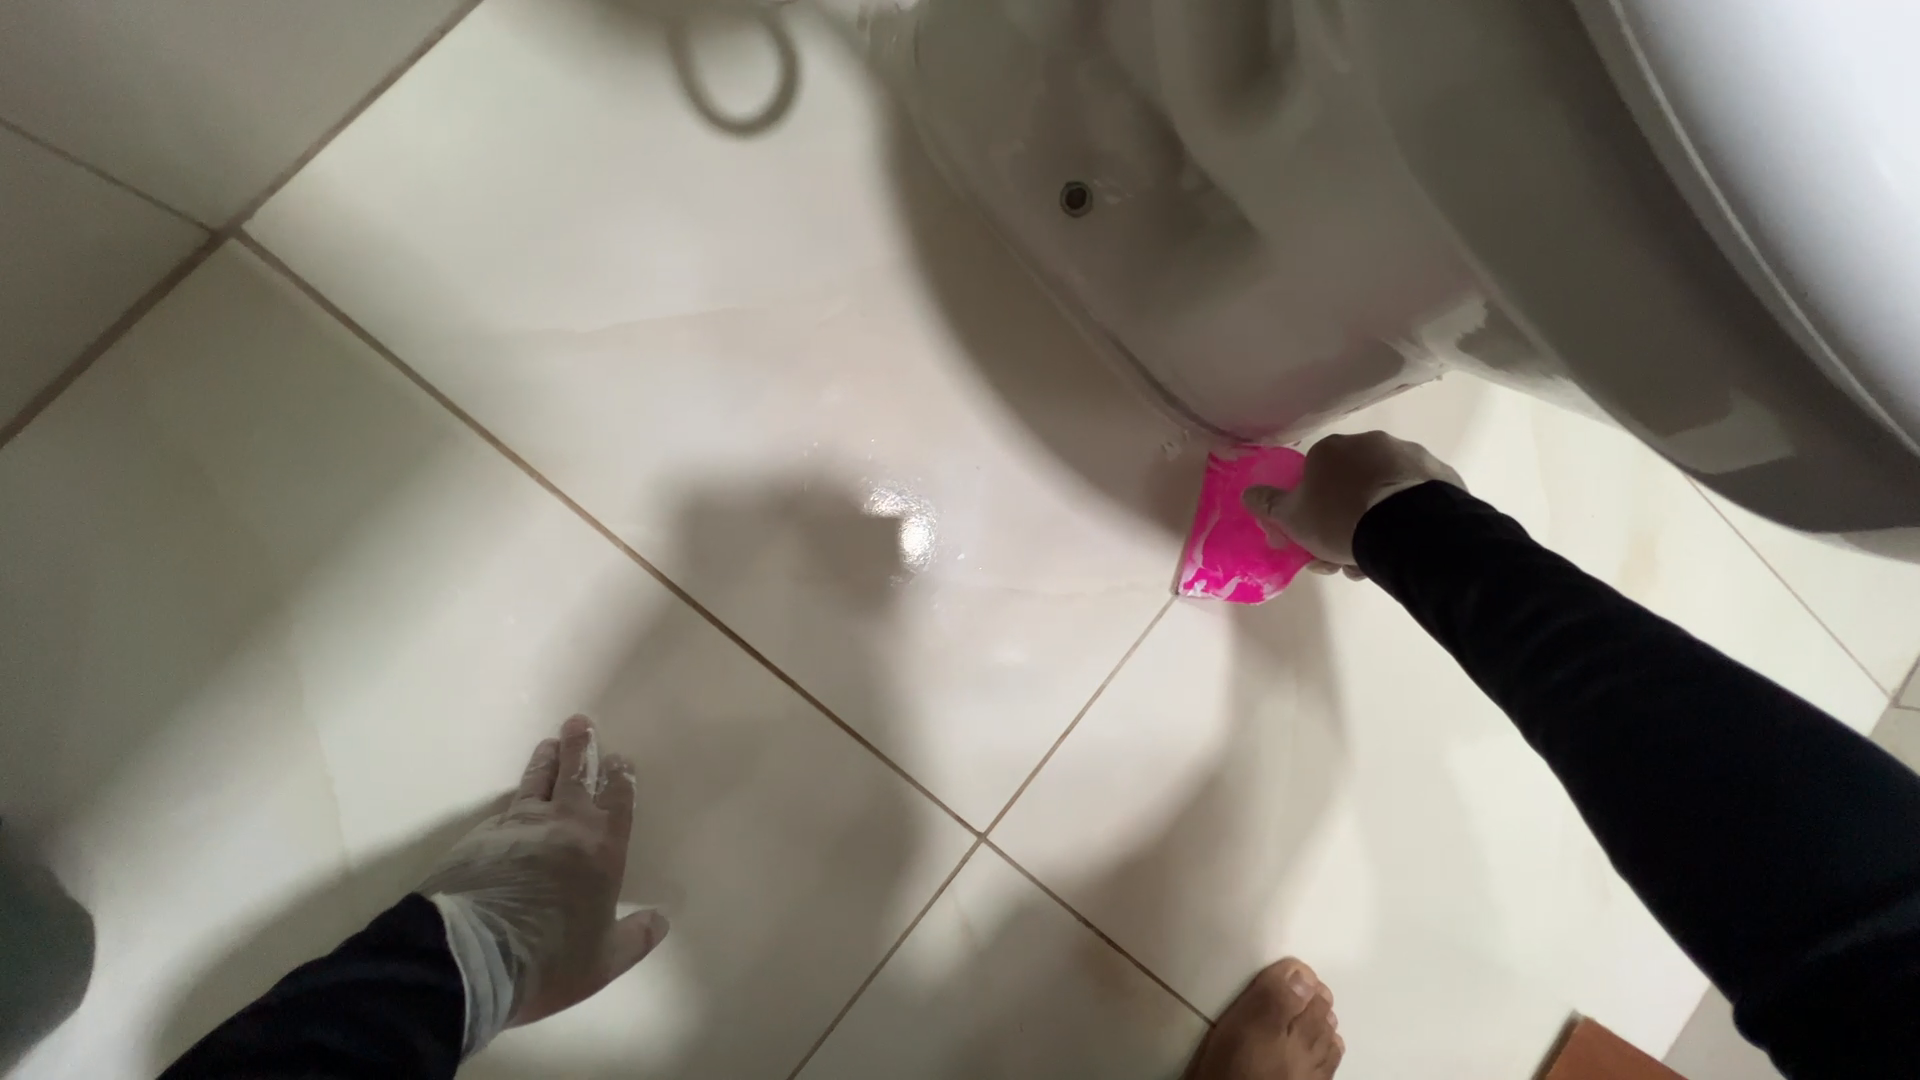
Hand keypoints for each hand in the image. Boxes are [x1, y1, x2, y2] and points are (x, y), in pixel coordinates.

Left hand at [419, 715, 666, 1054]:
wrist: (469, 957)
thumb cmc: (549, 956)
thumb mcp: (603, 960)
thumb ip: (635, 937)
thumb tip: (662, 921)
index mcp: (602, 846)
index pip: (618, 798)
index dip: (620, 776)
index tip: (619, 757)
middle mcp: (565, 825)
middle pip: (576, 774)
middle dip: (581, 746)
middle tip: (579, 722)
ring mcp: (519, 826)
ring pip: (537, 781)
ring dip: (546, 760)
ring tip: (548, 743)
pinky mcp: (479, 838)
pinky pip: (502, 811)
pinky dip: (511, 801)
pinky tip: (509, 803)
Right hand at [1242, 431, 1463, 573]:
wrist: (1407, 528)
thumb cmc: (1338, 519)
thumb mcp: (1290, 518)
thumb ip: (1267, 504)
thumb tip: (1248, 493)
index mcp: (1329, 449)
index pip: (1311, 478)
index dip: (1309, 511)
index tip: (1311, 539)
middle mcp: (1369, 443)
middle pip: (1347, 486)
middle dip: (1341, 521)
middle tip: (1341, 557)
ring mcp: (1408, 456)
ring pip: (1380, 493)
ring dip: (1371, 522)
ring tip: (1372, 559)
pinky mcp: (1440, 475)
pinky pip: (1411, 499)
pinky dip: (1402, 518)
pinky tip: (1399, 545)